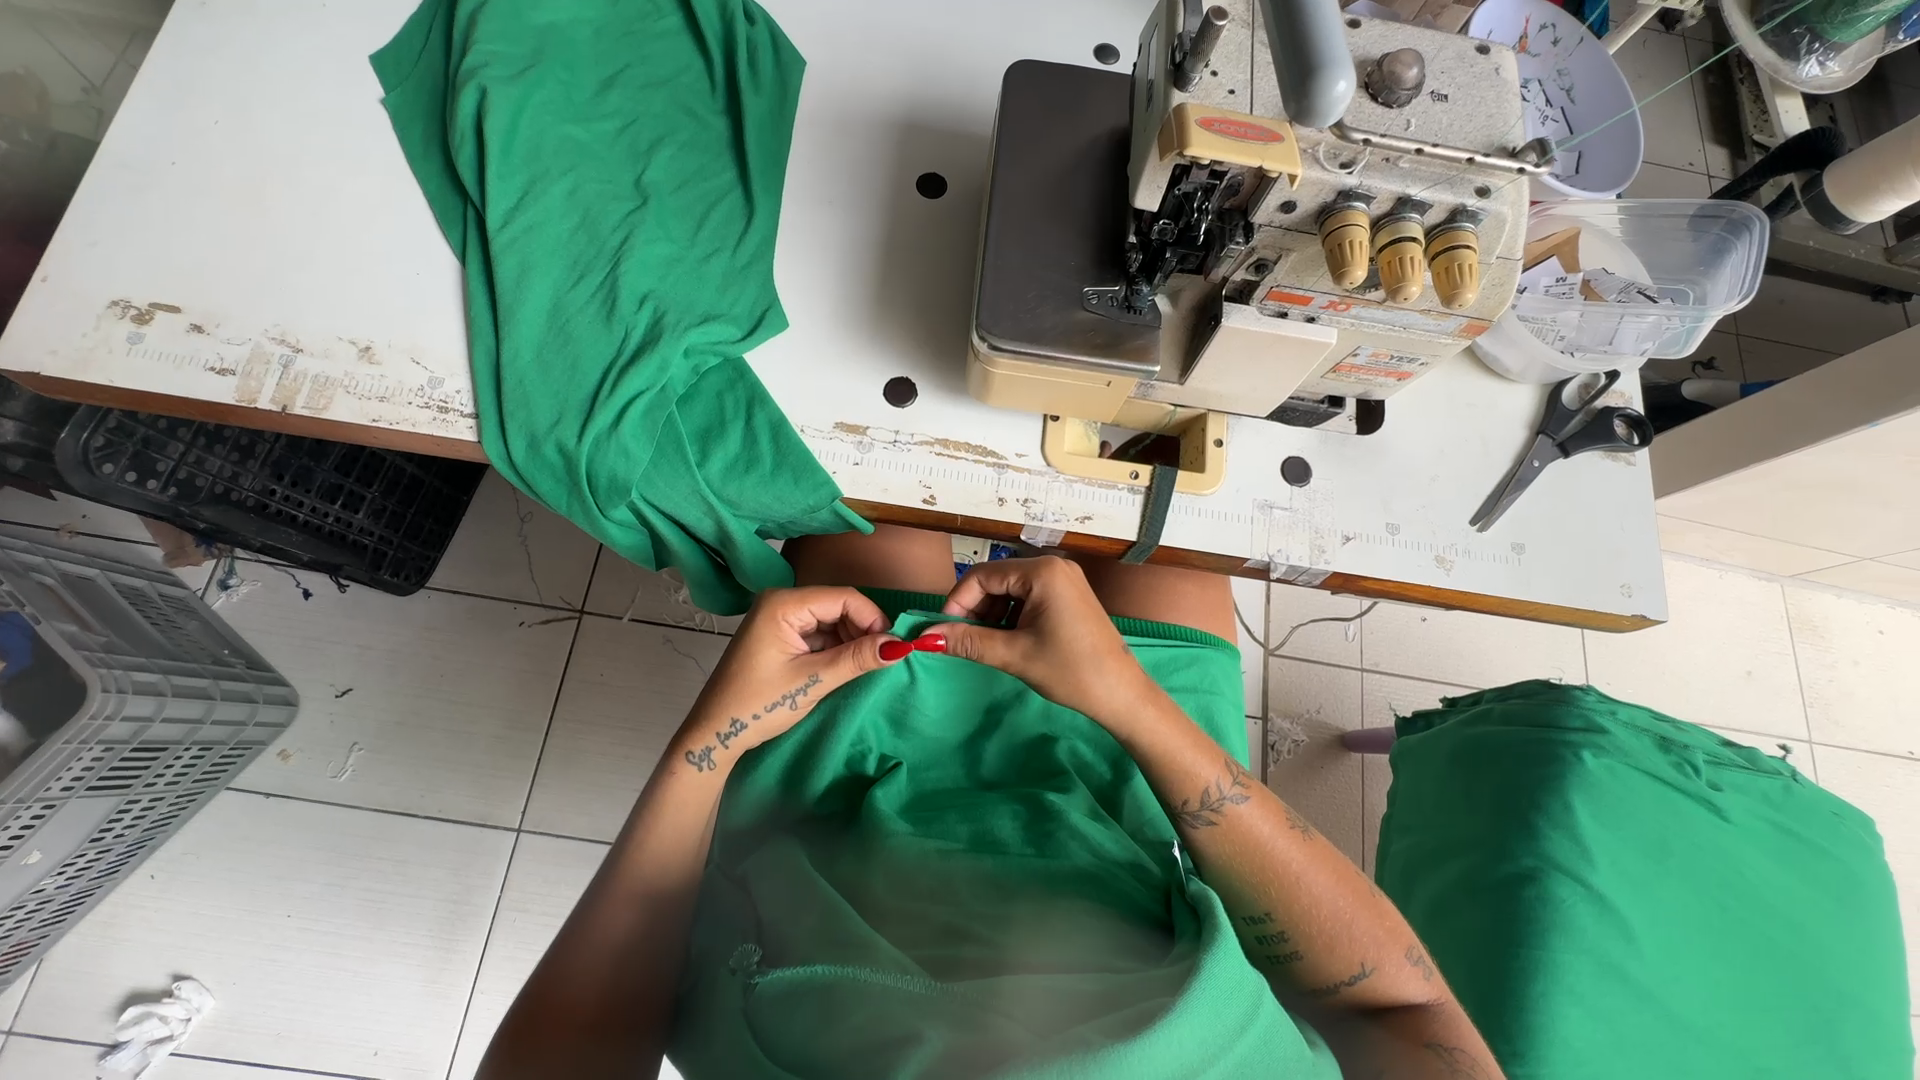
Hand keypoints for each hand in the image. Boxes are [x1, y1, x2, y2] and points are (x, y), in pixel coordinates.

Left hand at [673, 587, 901, 774]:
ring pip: (831, 620)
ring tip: (862, 667)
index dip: (872, 618)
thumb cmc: (758, 705)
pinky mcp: (781, 636)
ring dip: (851, 641)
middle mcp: (781, 602)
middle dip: (863, 630)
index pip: (843, 597)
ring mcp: (779, 619)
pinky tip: (844, 667)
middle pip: (838, 606)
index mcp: (783, 604)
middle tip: (880, 660)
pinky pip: (819, 633)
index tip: (892, 646)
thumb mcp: (812, 681)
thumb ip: (856, 659)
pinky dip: (836, 648)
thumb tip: (899, 646)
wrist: (716, 733)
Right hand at [928, 557, 1157, 720]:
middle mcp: (1053, 566)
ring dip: (992, 615)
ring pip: (1009, 590)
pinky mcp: (1068, 595)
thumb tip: (925, 637)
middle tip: (967, 642)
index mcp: (1042, 572)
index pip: (981, 575)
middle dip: (975, 610)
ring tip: (991, 646)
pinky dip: (1011, 617)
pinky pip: (1027, 597)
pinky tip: (1010, 641)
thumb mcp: (1014, 655)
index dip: (958, 602)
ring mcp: (1063, 579)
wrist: (1122, 694)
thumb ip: (968, 641)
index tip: (945, 632)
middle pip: (995, 580)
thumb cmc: (1070, 671)